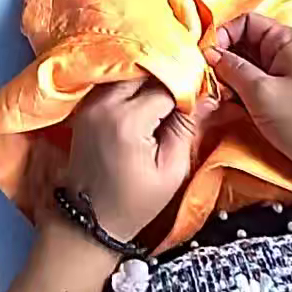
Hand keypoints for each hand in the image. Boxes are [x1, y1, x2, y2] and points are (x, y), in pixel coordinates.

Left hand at [63, 79, 209, 242]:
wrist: (88, 221)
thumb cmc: (134, 202)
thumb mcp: (171, 170)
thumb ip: (187, 128)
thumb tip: (207, 96)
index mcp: (127, 120)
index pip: (166, 86)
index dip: (188, 90)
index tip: (203, 96)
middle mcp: (104, 104)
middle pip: (144, 70)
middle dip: (168, 75)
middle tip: (188, 89)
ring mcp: (90, 103)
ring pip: (128, 72)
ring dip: (150, 77)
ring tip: (169, 92)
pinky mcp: (84, 107)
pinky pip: (113, 82)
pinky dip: (132, 83)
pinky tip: (147, 96)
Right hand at [206, 14, 291, 179]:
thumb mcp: (260, 93)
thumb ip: (232, 69)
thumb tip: (209, 53)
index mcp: (289, 40)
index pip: (247, 22)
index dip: (223, 35)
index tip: (204, 58)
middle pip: (248, 44)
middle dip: (225, 60)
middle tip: (207, 83)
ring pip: (253, 66)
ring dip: (234, 80)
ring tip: (219, 99)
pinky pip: (263, 84)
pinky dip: (246, 93)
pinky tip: (235, 109)